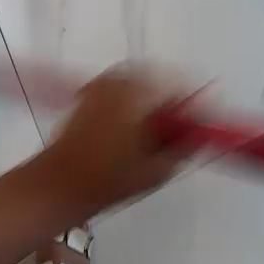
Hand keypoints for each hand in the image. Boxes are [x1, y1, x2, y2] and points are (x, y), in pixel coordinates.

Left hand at [32, 67, 195, 219]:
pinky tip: (128, 136)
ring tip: (150, 141)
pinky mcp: (87, 94)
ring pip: (140, 88)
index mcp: (139, 90)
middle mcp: (120, 79)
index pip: (180, 86)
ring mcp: (101, 84)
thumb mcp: (157, 168)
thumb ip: (186, 146)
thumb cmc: (107, 178)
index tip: (200, 127)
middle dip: (171, 107)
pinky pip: (120, 92)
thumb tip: (204, 135)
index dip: (194, 107)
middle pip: (159, 84)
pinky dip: (130, 107)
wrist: (58, 185)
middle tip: (175, 137)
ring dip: (150, 107)